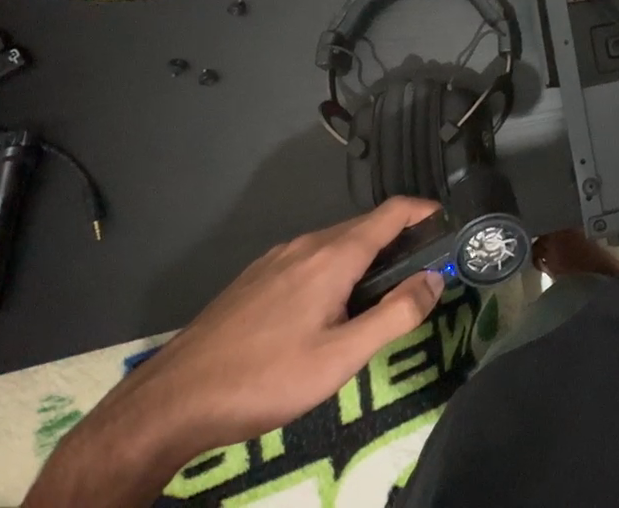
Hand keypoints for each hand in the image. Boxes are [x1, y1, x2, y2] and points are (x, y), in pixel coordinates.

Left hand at [26, 198, 443, 506]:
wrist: (167, 405)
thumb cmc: (264, 379)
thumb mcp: (342, 357)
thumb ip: (396, 314)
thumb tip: (435, 279)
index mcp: (332, 256)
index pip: (393, 212)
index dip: (426, 212)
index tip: (451, 228)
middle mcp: (305, 245)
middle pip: (367, 227)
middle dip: (402, 242)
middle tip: (424, 277)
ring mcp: (274, 261)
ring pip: (336, 244)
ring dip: (368, 258)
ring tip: (382, 298)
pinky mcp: (254, 281)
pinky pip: (310, 260)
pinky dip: (338, 270)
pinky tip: (331, 311)